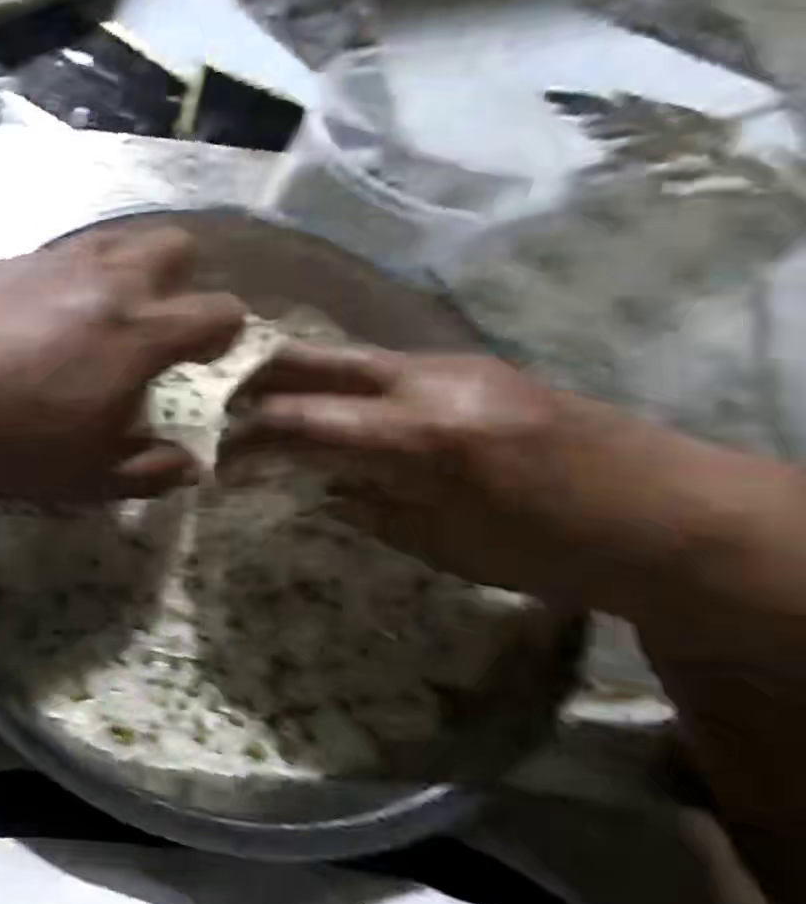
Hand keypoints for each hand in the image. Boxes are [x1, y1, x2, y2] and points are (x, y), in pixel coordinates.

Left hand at [0, 224, 248, 499]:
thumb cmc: (0, 437)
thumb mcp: (81, 477)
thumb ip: (146, 471)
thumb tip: (188, 464)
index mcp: (140, 330)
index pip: (219, 312)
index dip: (223, 334)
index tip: (204, 357)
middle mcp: (106, 279)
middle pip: (177, 247)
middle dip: (181, 281)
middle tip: (151, 326)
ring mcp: (52, 261)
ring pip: (117, 239)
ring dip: (126, 268)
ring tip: (97, 315)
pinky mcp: (4, 260)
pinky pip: (60, 253)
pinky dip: (69, 275)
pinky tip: (36, 315)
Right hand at [230, 344, 597, 600]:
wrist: (682, 517)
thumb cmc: (551, 550)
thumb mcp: (437, 543)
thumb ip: (359, 504)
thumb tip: (306, 488)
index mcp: (413, 437)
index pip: (291, 419)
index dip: (242, 441)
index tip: (221, 469)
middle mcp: (423, 382)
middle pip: (302, 358)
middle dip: (251, 388)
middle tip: (229, 423)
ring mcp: (448, 364)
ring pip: (338, 353)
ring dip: (294, 383)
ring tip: (274, 421)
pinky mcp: (468, 364)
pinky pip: (378, 364)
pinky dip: (338, 386)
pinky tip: (339, 419)